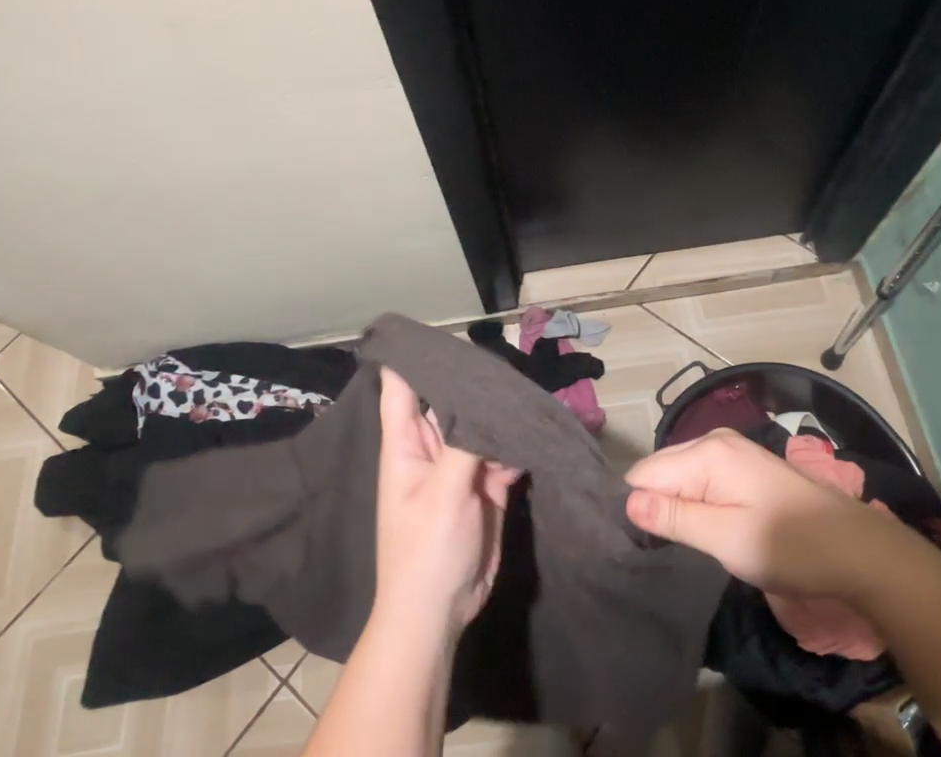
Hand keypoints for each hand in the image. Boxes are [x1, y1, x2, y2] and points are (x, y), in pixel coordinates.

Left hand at [374, 368, 520, 634]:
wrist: (440, 611)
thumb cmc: (425, 551)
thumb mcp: (443, 493)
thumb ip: (465, 443)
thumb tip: (487, 401)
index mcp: (405, 443)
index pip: (402, 386)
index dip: (415, 356)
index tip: (440, 329)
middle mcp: (432, 447)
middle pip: (451, 401)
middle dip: (476, 383)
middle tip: (510, 356)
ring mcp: (460, 467)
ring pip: (483, 427)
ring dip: (503, 414)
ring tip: (532, 388)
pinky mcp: (486, 487)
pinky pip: (504, 454)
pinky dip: (519, 445)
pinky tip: (538, 430)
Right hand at [625, 428, 878, 596]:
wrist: (859, 551)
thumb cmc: (791, 547)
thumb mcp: (727, 538)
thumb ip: (675, 517)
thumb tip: (627, 501)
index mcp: (708, 452)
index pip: (643, 474)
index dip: (640, 509)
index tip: (649, 545)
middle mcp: (715, 441)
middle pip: (660, 471)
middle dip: (656, 506)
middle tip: (667, 549)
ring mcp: (732, 452)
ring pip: (679, 477)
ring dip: (677, 508)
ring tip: (688, 543)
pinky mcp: (745, 469)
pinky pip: (700, 481)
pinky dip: (697, 504)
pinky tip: (708, 530)